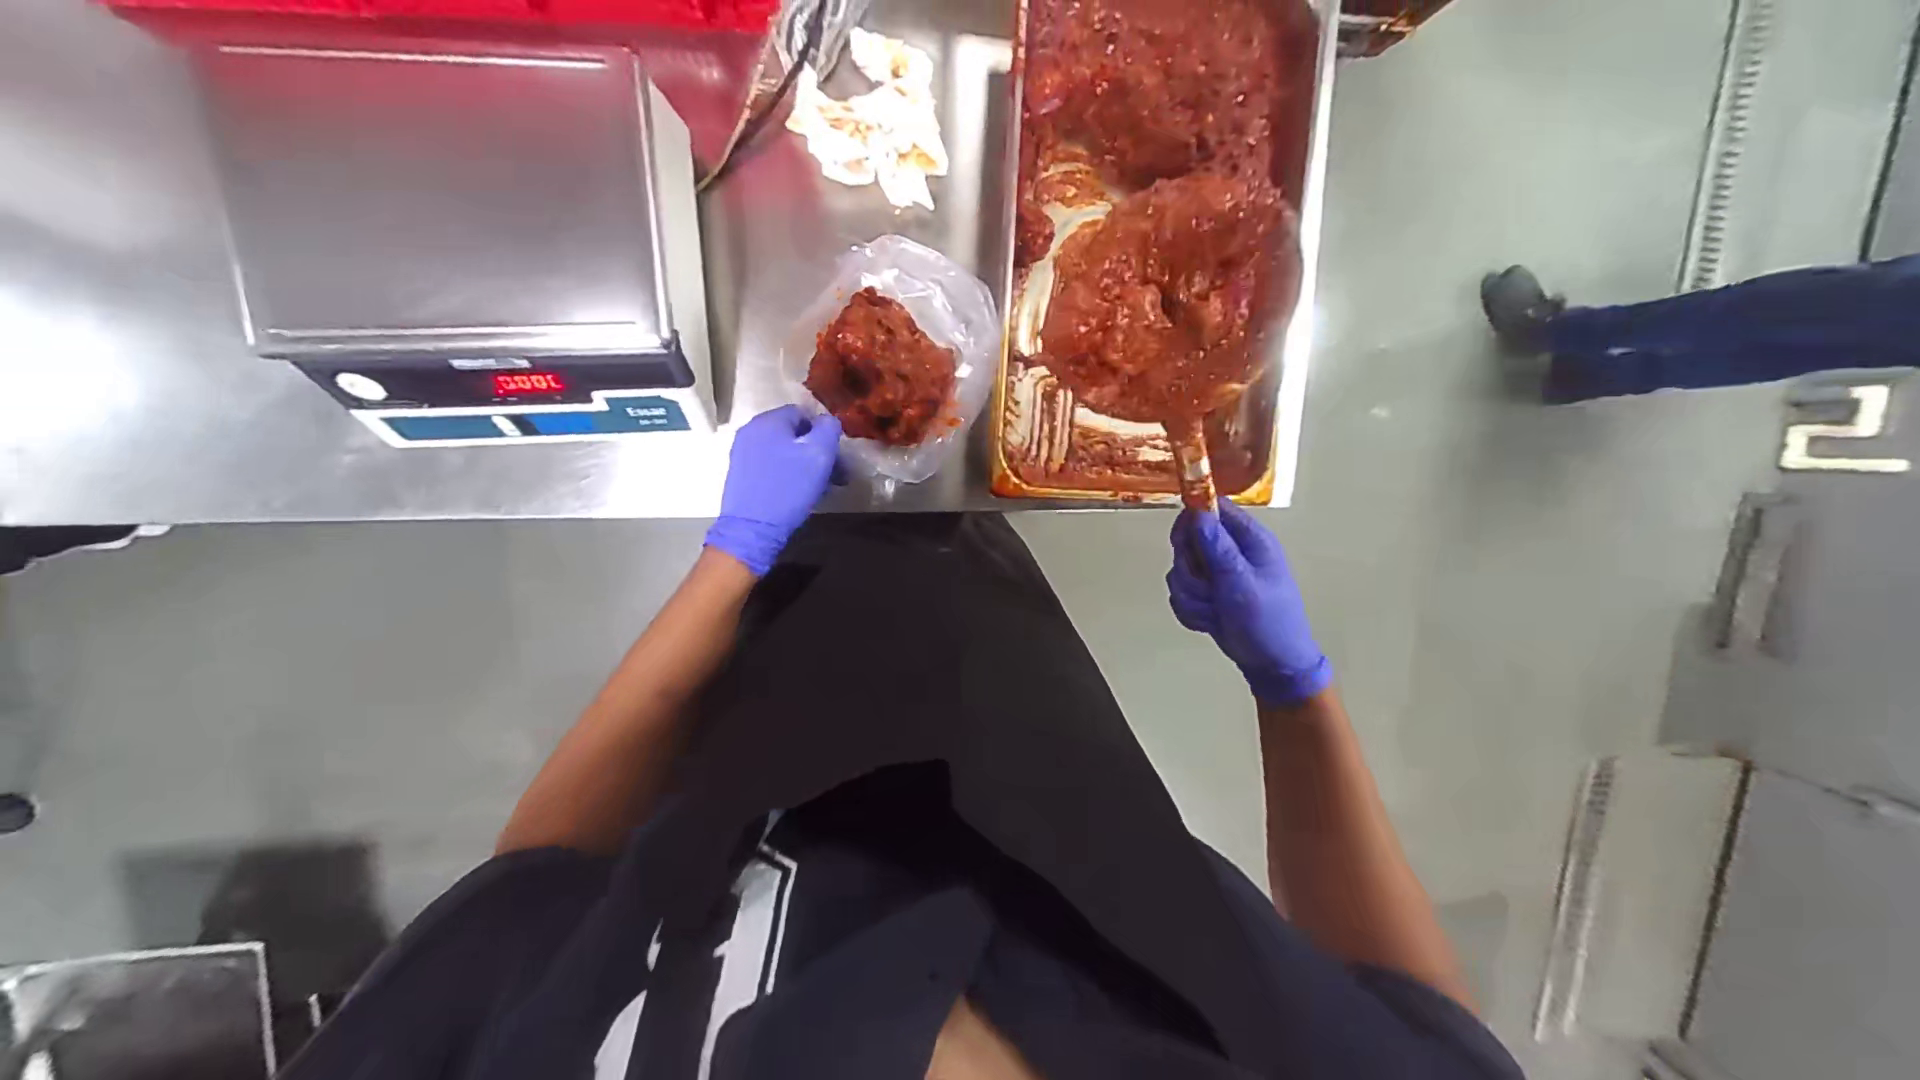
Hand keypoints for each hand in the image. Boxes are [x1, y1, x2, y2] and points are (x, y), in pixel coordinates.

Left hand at [704, 405, 842, 575]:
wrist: (752, 528)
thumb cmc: (789, 488)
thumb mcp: (819, 455)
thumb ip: (829, 429)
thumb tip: (827, 421)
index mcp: (769, 421)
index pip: (803, 412)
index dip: (824, 431)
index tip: (836, 454)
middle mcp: (751, 431)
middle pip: (793, 433)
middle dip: (817, 450)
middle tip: (835, 473)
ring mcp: (743, 452)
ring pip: (784, 450)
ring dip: (805, 464)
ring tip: (820, 486)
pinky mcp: (741, 473)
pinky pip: (772, 464)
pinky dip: (789, 473)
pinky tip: (799, 491)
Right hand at [1167, 501, 1331, 705]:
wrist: (1273, 664)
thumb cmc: (1267, 622)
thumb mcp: (1242, 583)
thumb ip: (1218, 548)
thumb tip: (1198, 511)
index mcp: (1249, 539)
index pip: (1211, 508)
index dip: (1191, 521)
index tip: (1184, 544)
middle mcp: (1231, 551)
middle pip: (1187, 540)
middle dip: (1189, 569)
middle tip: (1207, 588)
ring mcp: (1217, 573)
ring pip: (1179, 570)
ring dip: (1190, 595)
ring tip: (1214, 610)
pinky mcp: (1206, 593)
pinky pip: (1180, 593)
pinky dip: (1190, 609)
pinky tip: (1209, 620)